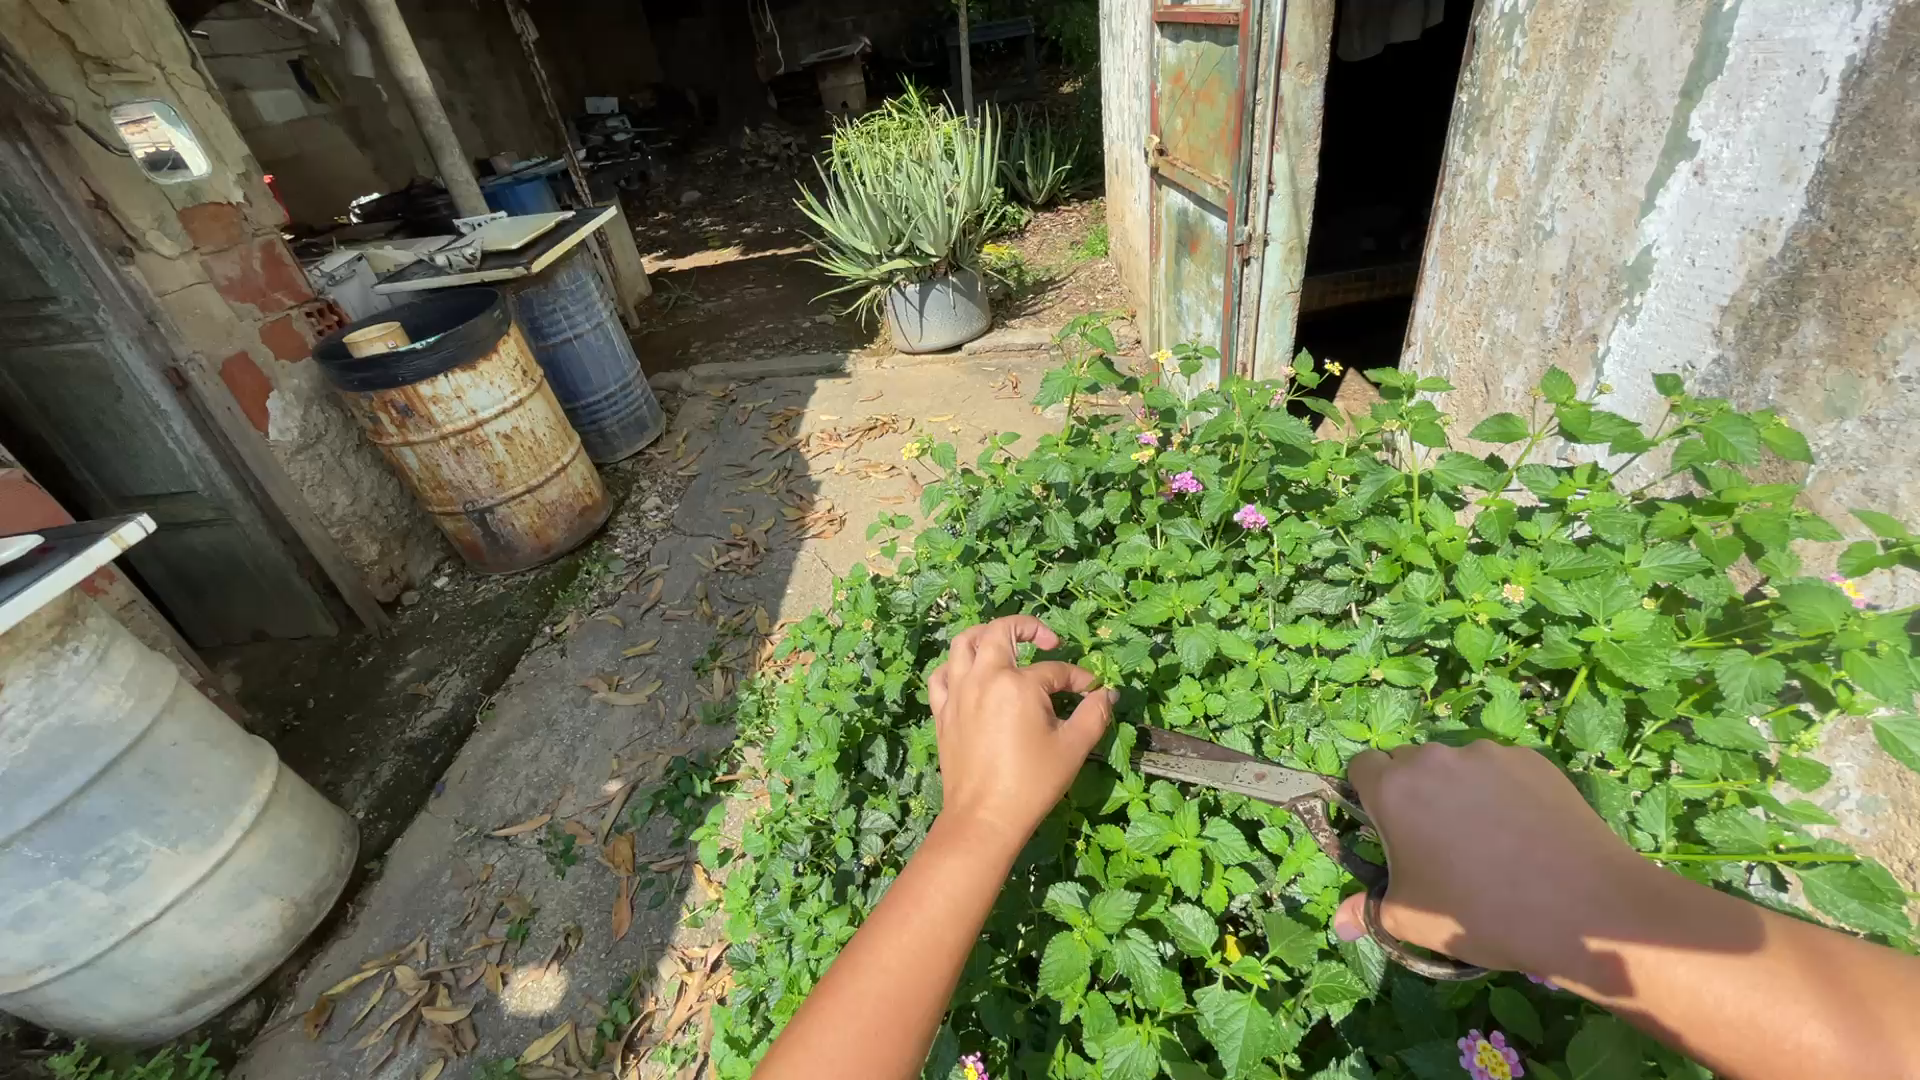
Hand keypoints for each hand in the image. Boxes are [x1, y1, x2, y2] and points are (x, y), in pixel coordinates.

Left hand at [927, 615, 1116, 842]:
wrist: (984, 818)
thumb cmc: (1032, 783)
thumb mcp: (1073, 747)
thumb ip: (1094, 713)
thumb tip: (1107, 692)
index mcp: (1017, 684)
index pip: (1055, 670)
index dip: (1079, 678)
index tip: (1093, 690)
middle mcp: (983, 678)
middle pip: (1000, 632)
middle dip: (1027, 628)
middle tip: (1048, 642)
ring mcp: (958, 692)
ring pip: (963, 643)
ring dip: (986, 635)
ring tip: (1006, 644)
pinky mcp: (942, 711)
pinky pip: (941, 675)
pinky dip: (955, 666)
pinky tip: (970, 675)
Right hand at [1332, 740, 1659, 979]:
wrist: (1594, 914)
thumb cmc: (1483, 913)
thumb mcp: (1414, 920)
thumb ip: (1367, 911)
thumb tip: (1340, 927)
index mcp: (1392, 788)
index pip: (1362, 767)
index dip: (1370, 793)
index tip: (1390, 827)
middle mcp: (1431, 758)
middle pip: (1408, 762)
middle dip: (1414, 791)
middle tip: (1438, 839)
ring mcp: (1485, 755)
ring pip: (1455, 765)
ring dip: (1458, 789)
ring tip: (1490, 838)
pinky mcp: (1531, 761)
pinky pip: (1500, 769)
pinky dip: (1503, 791)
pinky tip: (1527, 831)